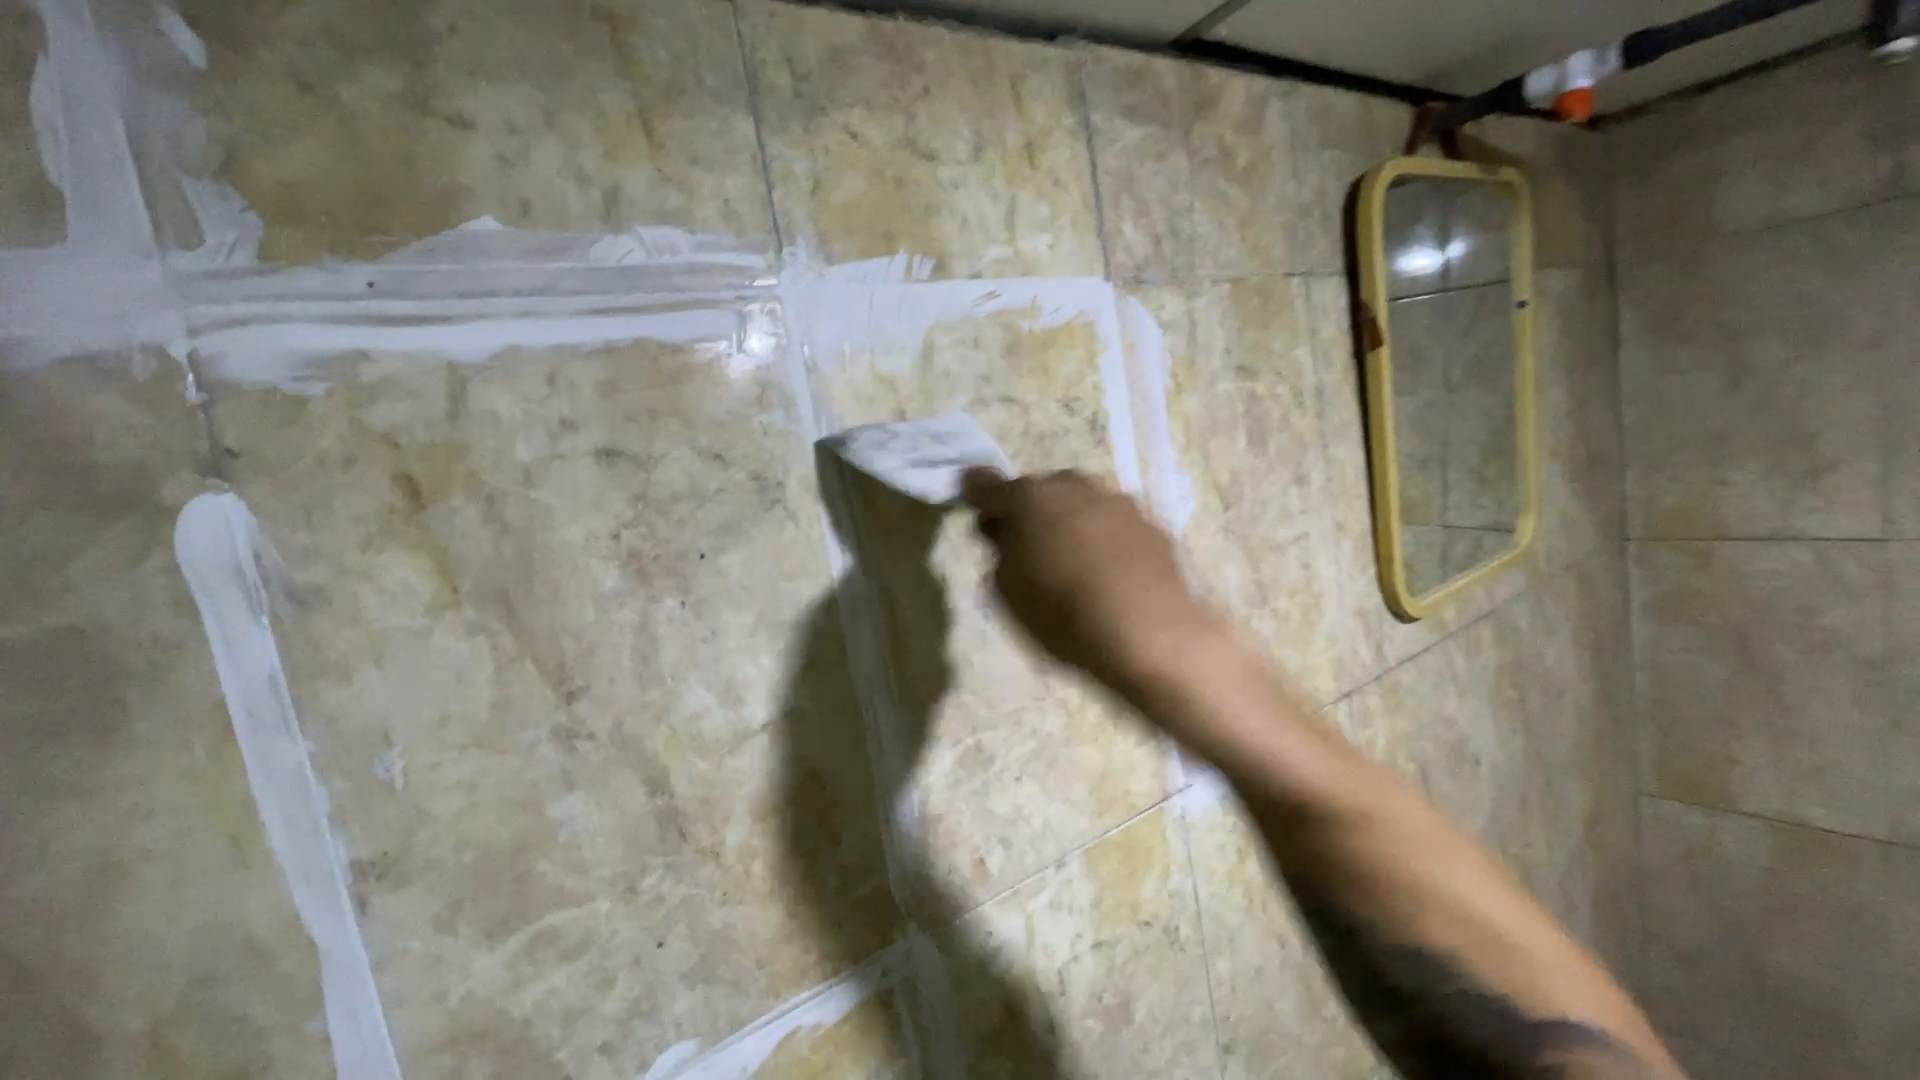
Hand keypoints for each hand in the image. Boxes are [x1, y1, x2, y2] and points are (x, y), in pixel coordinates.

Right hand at [961, 468, 1222, 693]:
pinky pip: (1114, 524)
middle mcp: (1075, 487)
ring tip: (1070, 560)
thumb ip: (1000, 551)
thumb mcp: (1008, 593)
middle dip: (1030, 510)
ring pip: (1082, 503)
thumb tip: (1004, 531)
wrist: (1152, 636)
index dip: (975, 495)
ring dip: (1070, 521)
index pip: (989, 486)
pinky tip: (1108, 573)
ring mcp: (1119, 502)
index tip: (970, 501)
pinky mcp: (1152, 523)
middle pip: (1041, 490)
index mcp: (1030, 500)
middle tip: (1025, 543)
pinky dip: (1104, 539)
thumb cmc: (1065, 617)